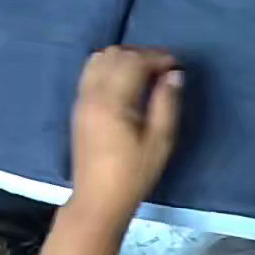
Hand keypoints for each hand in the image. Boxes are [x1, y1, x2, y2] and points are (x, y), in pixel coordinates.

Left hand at [68, 45, 182, 225]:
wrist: (98, 200)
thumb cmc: (133, 174)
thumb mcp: (160, 142)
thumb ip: (167, 103)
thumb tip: (174, 75)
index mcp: (111, 101)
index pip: (134, 61)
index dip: (158, 58)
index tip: (176, 66)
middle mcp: (92, 94)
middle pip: (115, 54)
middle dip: (141, 54)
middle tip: (164, 69)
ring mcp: (81, 100)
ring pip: (99, 59)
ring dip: (124, 58)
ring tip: (145, 73)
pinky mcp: (78, 108)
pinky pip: (91, 72)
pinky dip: (110, 68)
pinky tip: (126, 83)